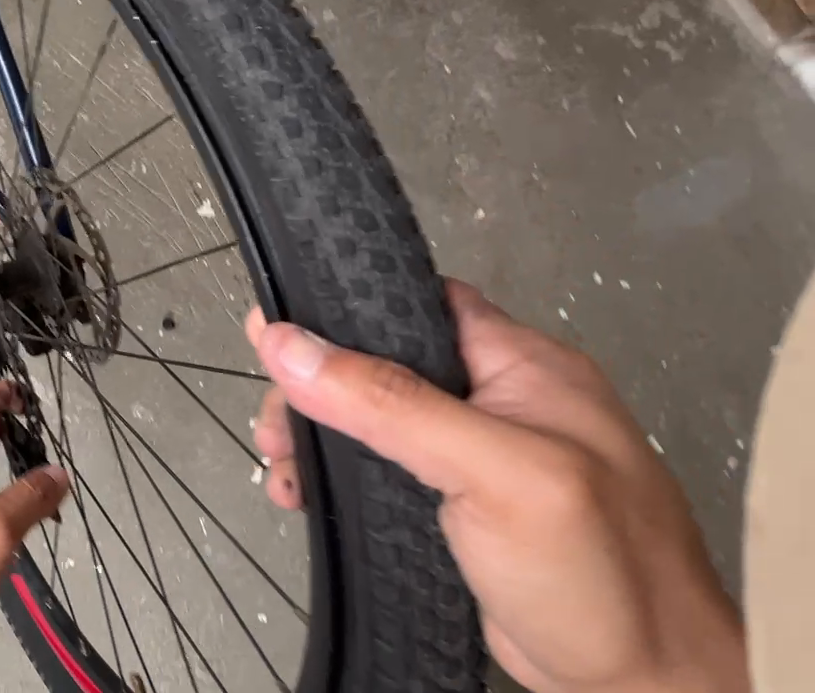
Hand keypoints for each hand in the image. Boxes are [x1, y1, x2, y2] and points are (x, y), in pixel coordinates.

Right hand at [246, 280, 747, 692]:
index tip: (279, 327)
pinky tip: (304, 493)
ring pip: (363, 412)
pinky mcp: (447, 496)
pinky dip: (328, 473)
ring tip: (282, 465)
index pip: (415, 302)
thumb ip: (390, 403)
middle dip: (313, 385)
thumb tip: (287, 345)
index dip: (343, 306)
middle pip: (374, 358)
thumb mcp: (494, 472)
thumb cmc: (603, 577)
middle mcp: (492, 397)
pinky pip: (369, 462)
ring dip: (312, 434)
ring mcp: (470, 449)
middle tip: (276, 420)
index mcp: (520, 366)